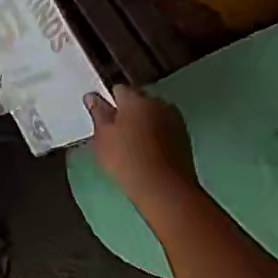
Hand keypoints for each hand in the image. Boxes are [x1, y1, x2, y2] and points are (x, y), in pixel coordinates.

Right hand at [86, 85, 197, 210]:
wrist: (163, 188)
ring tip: (133, 147)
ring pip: (153, 115)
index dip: (109, 103)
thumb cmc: (126, 160)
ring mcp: (175, 119)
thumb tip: (92, 97)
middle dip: (128, 112)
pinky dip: (157, 136)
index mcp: (135, 99)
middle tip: (116, 135)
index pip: (118, 89)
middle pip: (138, 101)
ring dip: (144, 123)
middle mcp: (158, 103)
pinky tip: (148, 154)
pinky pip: (165, 129)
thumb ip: (98, 113)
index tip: (103, 120)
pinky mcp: (185, 136)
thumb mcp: (103, 138)